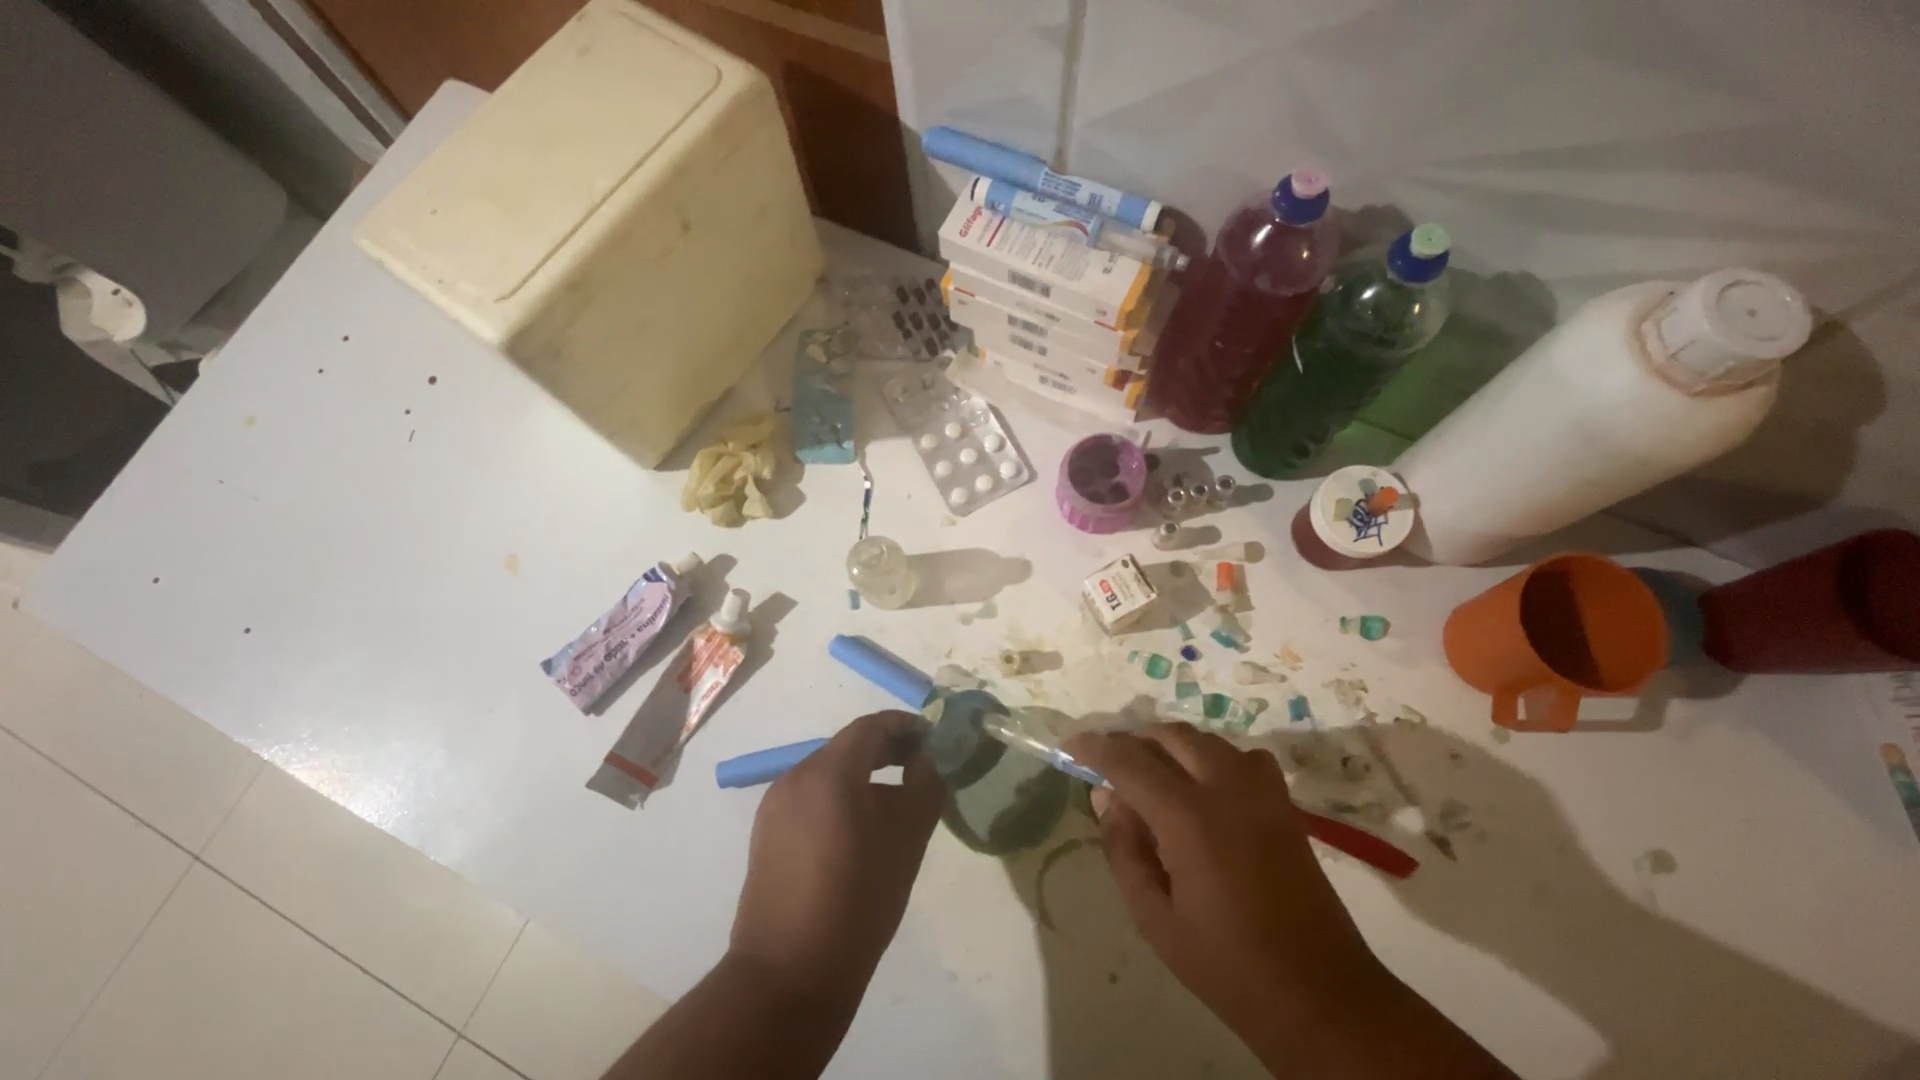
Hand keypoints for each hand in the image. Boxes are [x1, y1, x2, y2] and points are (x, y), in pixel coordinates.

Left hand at [729, 711, 943, 996]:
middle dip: (887, 751)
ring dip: (863, 778)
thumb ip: (924, 785)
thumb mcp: (909, 837)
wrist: (790, 969)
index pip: (872, 726)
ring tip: (895, 805)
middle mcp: (794, 777)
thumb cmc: (859, 897)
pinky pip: (810, 802)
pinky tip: (859, 834)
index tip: (934, 741)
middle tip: (922, 769)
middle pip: (847, 748)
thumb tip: (926, 758)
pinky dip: (839, 801)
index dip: (907, 727)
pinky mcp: (766, 837)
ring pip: (827, 775)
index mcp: (829, 770)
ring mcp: (774, 807)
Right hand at [1064, 724, 1388, 1041]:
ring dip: (1172, 744)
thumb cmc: (1226, 964)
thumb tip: (1105, 798)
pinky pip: (1241, 757)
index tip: (1070, 745)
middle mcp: (1226, 788)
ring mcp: (1262, 792)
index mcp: (1188, 818)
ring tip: (1149, 772)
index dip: (1095, 748)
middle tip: (1107, 762)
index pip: (1129, 762)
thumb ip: (1124, 851)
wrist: (1318, 991)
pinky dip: (1212, 756)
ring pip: (1207, 740)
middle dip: (1133, 740)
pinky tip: (1203, 787)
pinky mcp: (1285, 805)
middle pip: (1170, 736)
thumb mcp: (1155, 919)